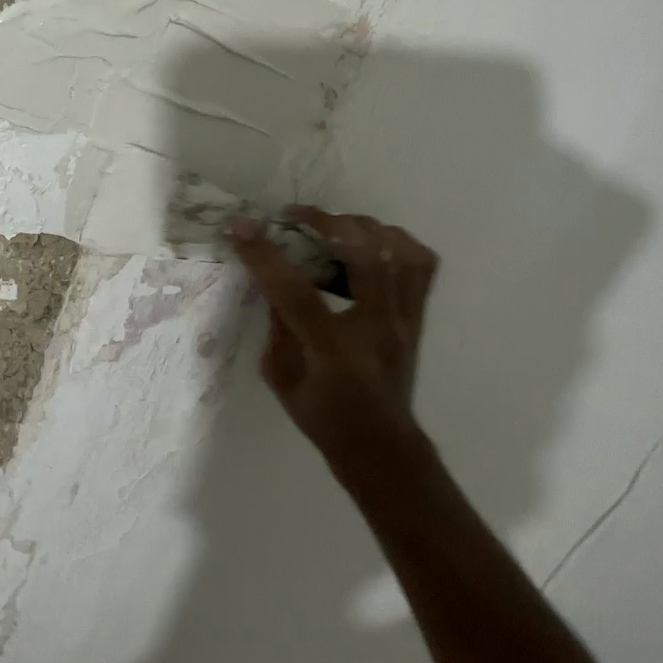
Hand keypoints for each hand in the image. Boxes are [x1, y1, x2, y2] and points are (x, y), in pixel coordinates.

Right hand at [228, 206, 438, 456]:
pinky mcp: (419, 317)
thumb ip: (277, 326)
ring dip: (362, 228)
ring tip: (333, 226)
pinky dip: (397, 242)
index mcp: (334, 351)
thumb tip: (272, 280)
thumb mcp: (282, 378)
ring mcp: (404, 320)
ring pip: (399, 251)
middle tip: (294, 216)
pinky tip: (371, 242)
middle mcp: (377, 329)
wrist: (380, 446)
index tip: (241, 227)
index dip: (266, 256)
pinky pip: (422, 265)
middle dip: (325, 223)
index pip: (297, 292)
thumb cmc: (324, 419)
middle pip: (364, 256)